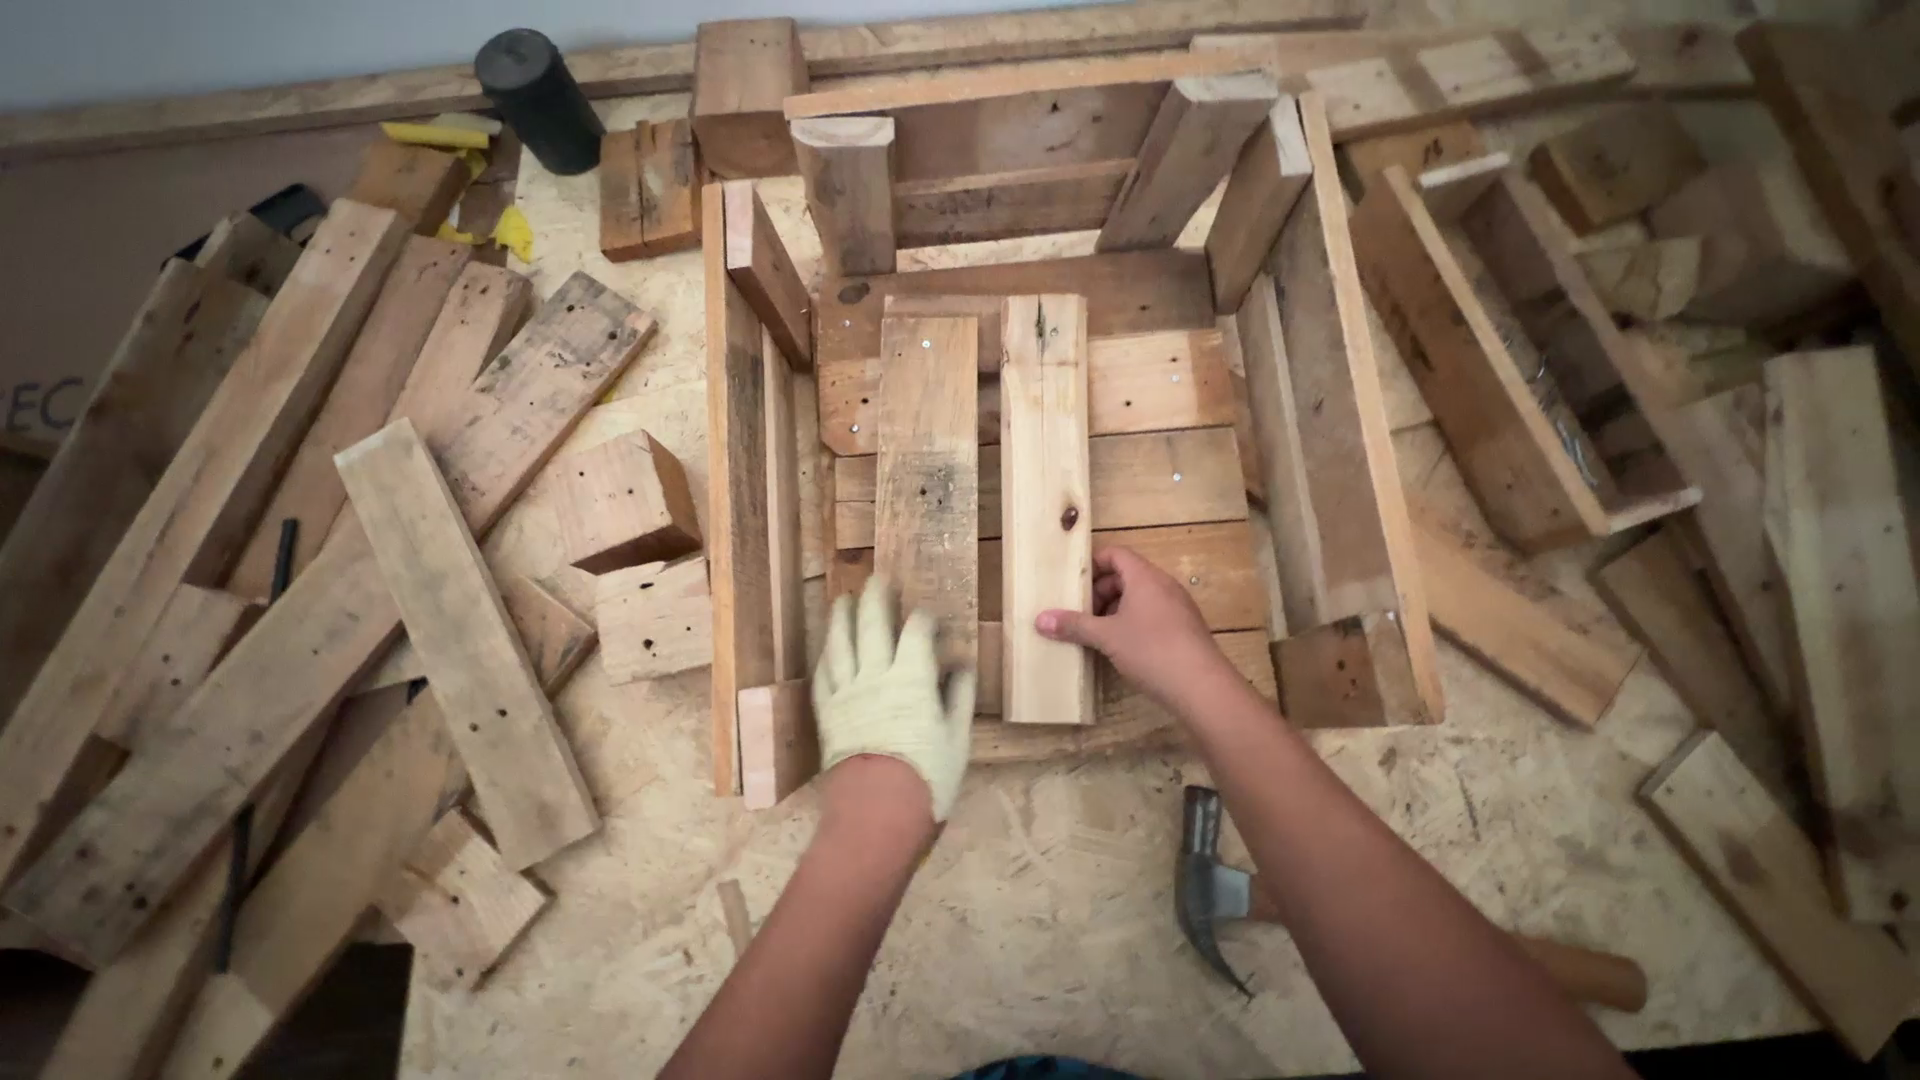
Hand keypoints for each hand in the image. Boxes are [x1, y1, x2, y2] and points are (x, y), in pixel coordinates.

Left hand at [812, 575, 975, 822]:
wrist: (876, 813)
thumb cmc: (927, 777)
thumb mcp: (957, 738)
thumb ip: (960, 697)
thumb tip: (963, 666)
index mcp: (912, 677)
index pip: (917, 631)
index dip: (924, 618)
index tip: (930, 616)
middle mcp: (875, 675)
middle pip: (871, 624)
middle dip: (875, 598)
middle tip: (877, 580)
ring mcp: (846, 693)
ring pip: (839, 643)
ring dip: (841, 618)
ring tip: (842, 601)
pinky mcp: (827, 714)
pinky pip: (822, 675)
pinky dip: (826, 656)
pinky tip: (826, 648)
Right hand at [1035, 546, 1237, 711]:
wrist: (1201, 686)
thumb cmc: (1150, 649)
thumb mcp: (1106, 637)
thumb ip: (1073, 625)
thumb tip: (1039, 619)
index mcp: (1145, 577)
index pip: (1116, 554)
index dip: (1092, 564)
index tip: (1072, 584)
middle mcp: (1163, 585)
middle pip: (1126, 576)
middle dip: (1100, 592)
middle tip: (1080, 613)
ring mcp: (1177, 607)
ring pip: (1139, 598)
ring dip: (1115, 610)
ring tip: (1096, 633)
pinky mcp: (1184, 629)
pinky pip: (1152, 615)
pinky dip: (1133, 623)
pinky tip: (1121, 648)